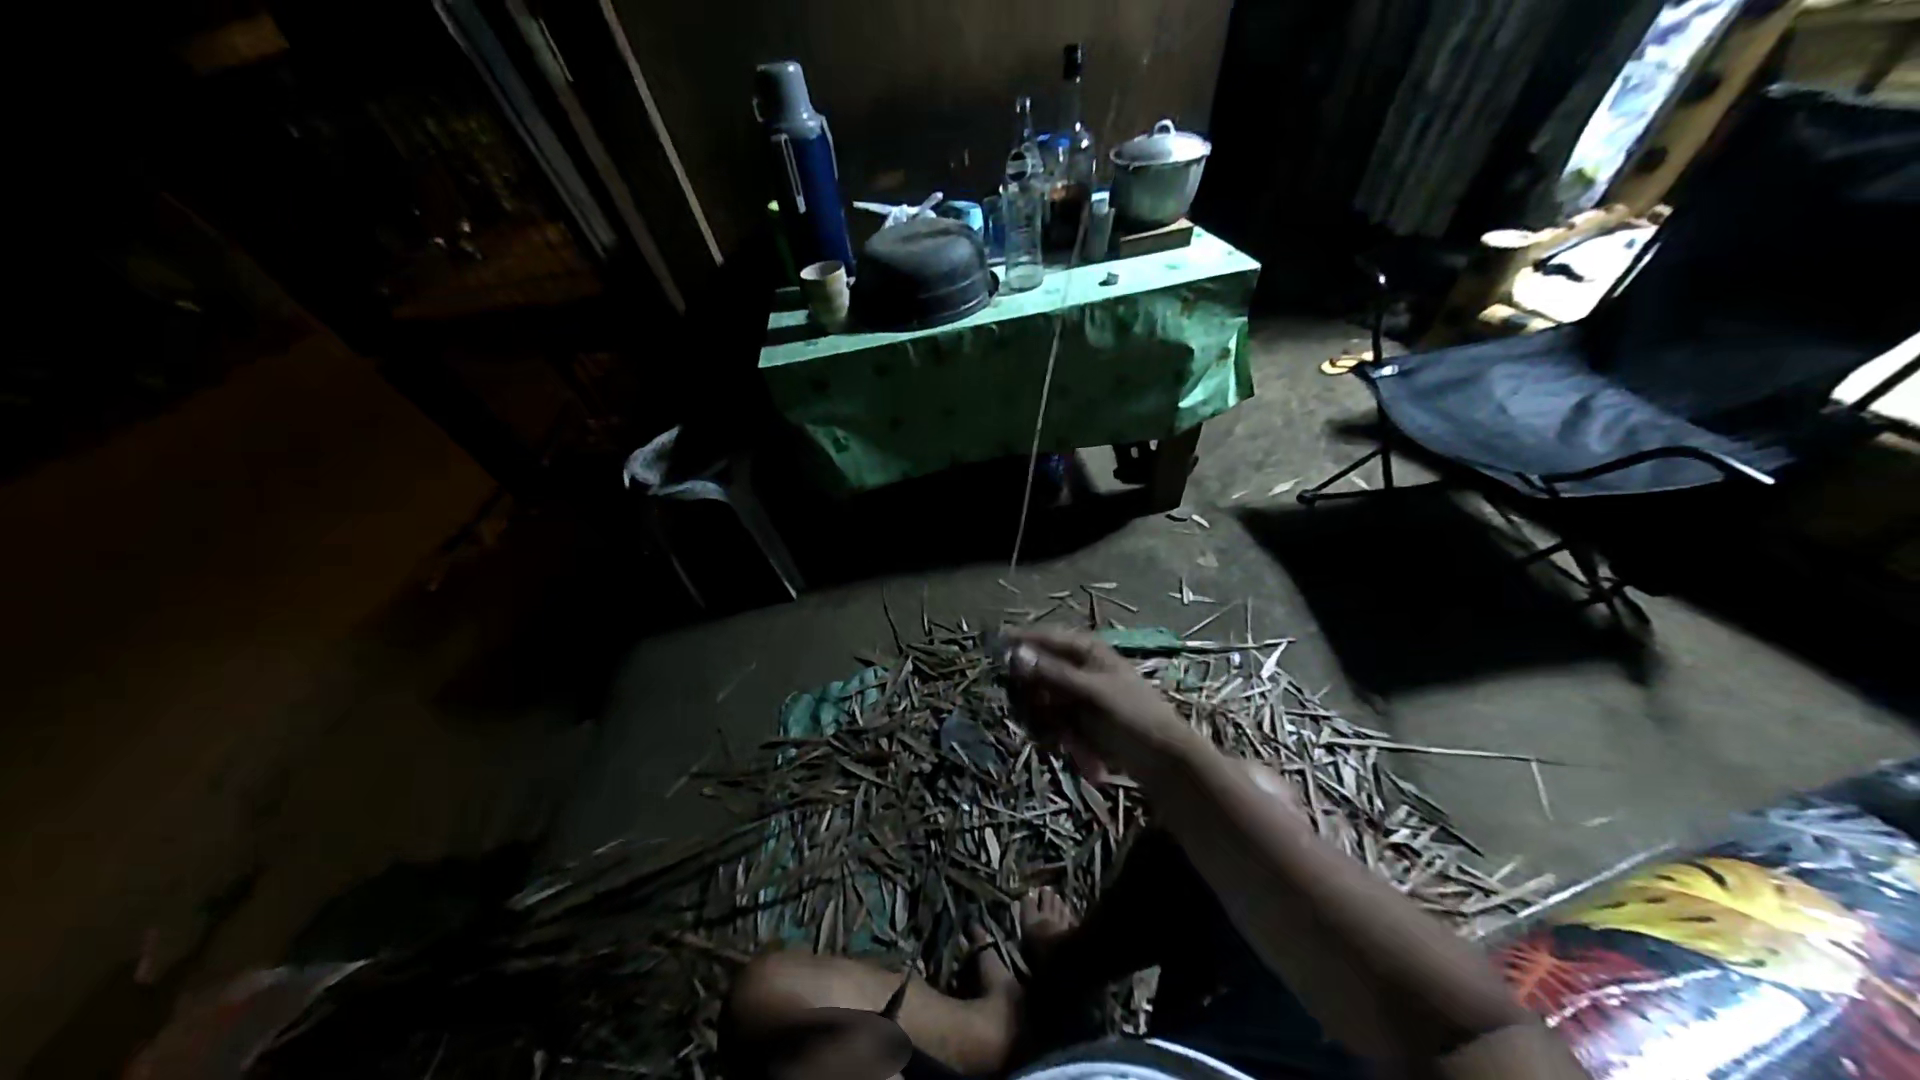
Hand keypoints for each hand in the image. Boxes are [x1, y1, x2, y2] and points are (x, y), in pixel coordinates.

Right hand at [1004, 628, 1198, 782]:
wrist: (1165, 760)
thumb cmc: (1134, 715)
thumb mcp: (1093, 691)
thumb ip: (1053, 673)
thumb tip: (1015, 654)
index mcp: (1087, 651)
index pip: (1045, 638)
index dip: (1020, 641)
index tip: (993, 646)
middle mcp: (1078, 669)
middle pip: (1037, 673)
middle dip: (1034, 696)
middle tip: (1038, 713)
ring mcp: (1077, 697)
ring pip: (1041, 703)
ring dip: (1049, 724)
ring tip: (1070, 743)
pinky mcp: (1078, 723)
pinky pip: (1053, 725)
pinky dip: (1060, 738)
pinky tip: (1078, 753)